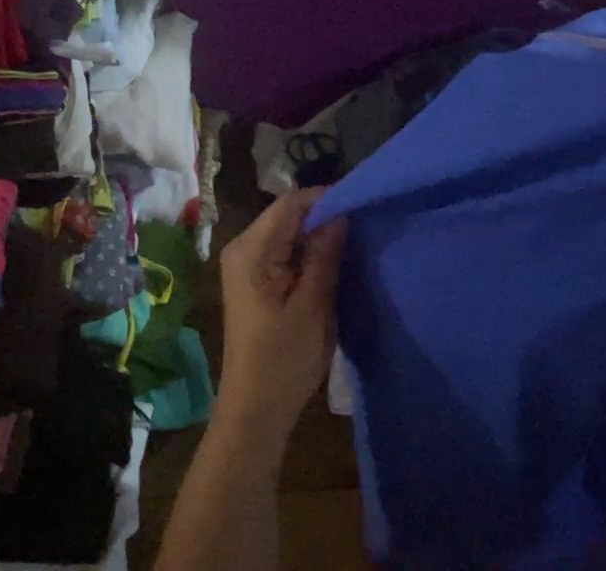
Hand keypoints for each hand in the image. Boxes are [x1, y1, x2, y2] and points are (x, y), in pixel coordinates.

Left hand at [215, 187, 346, 443]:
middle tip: (363, 222)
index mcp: (251, 250)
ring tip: (354, 239)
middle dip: (323, 215)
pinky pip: (281, 250)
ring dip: (316, 234)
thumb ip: (324, 254)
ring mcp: (244, 263)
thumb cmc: (285, 359)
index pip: (290, 204)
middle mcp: (241, 247)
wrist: (255, 407)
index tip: (362, 203)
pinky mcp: (251, 279)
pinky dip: (305, 251)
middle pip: (286, 214)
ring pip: (285, 231)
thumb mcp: (313, 304)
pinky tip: (330, 261)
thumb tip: (340, 212)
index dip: (326, 198)